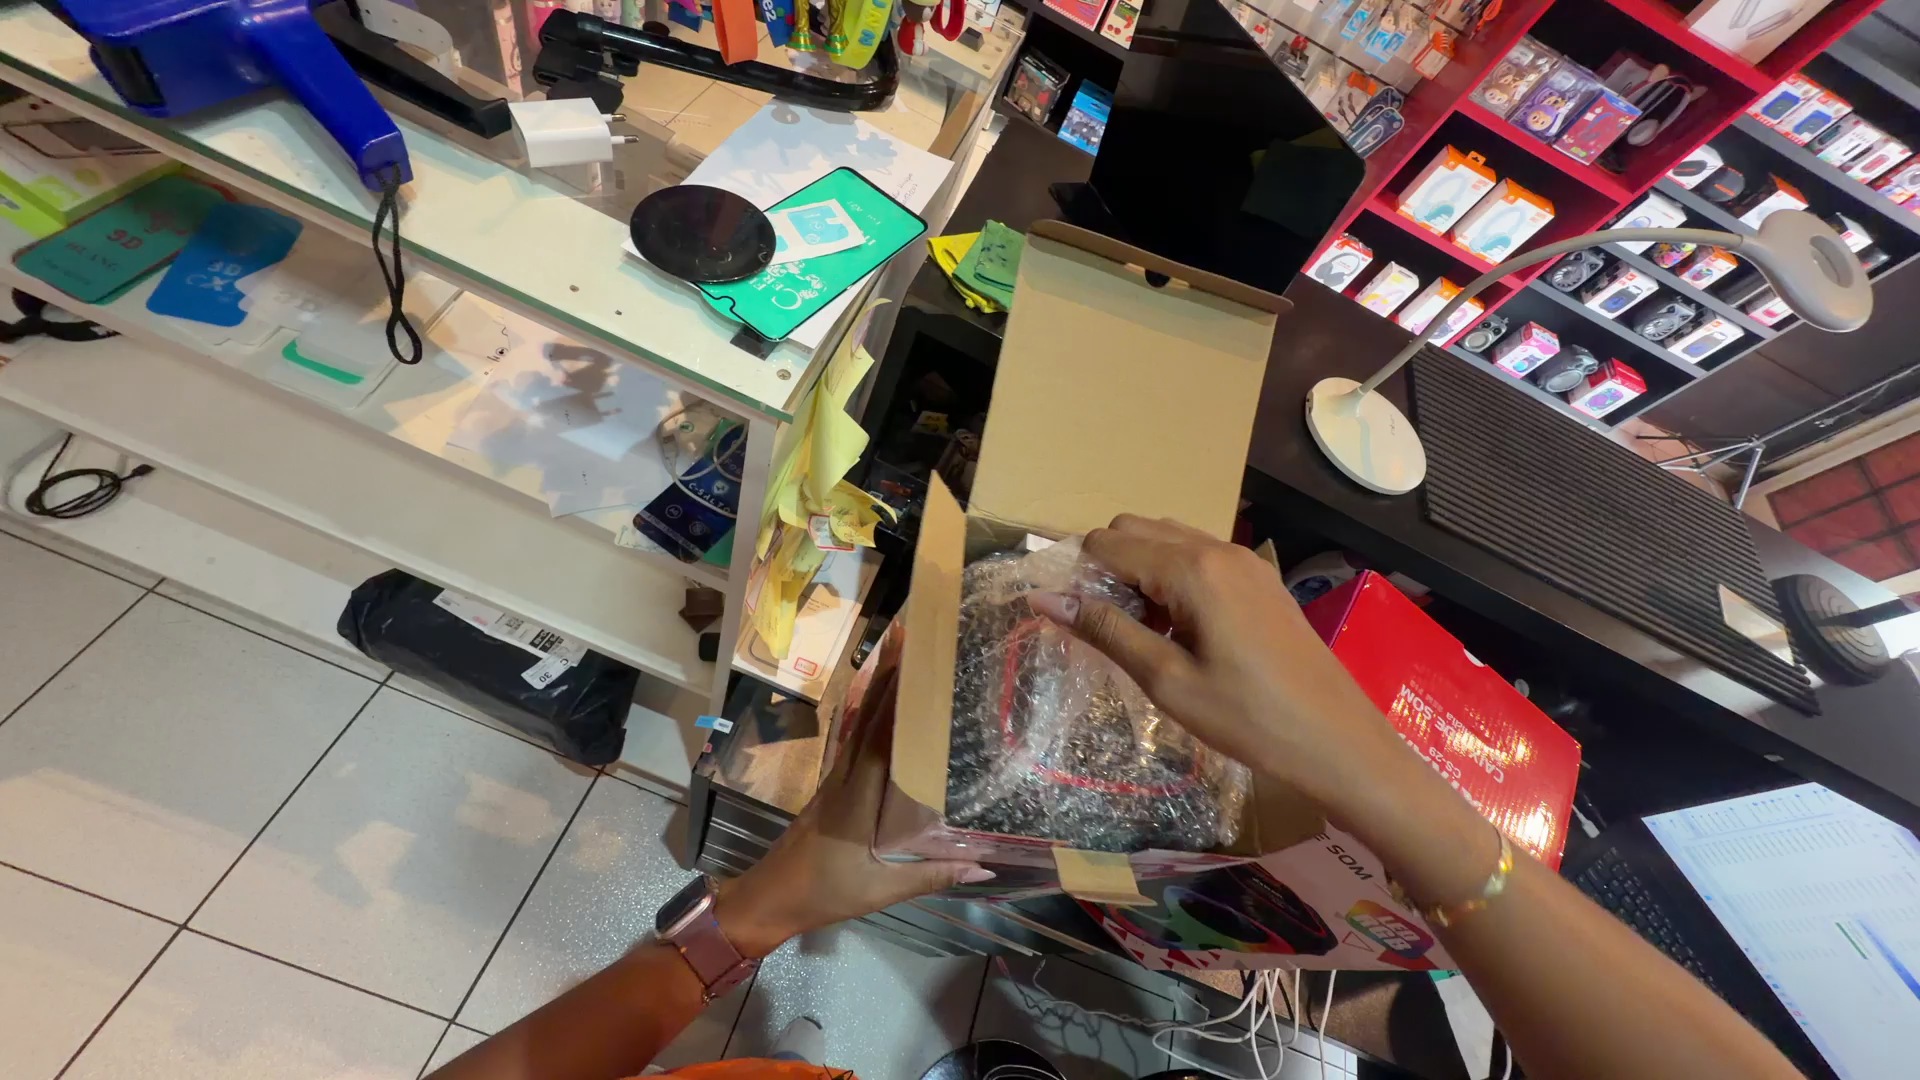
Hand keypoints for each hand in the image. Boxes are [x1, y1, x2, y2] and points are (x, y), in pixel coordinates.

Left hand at [713, 663, 991, 957]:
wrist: (769, 899)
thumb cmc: (825, 894)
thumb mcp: (881, 890)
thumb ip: (932, 875)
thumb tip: (984, 864)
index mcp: (857, 799)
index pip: (879, 739)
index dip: (894, 697)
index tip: (909, 661)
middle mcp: (845, 778)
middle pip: (868, 718)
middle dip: (886, 676)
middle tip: (906, 637)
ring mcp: (834, 779)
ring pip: (859, 725)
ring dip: (877, 688)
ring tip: (896, 656)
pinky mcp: (831, 785)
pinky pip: (852, 741)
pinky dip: (867, 713)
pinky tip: (875, 700)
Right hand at [1028, 515, 1404, 806]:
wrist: (1340, 742)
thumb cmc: (1247, 719)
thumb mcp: (1166, 679)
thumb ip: (1105, 630)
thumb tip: (1043, 598)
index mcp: (1191, 569)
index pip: (1108, 544)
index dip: (1081, 577)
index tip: (1081, 623)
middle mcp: (1217, 548)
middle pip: (1135, 529)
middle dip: (1109, 568)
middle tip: (1112, 627)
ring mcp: (1244, 560)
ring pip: (1167, 539)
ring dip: (1141, 571)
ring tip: (1147, 632)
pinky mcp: (1260, 578)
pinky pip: (1198, 556)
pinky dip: (1173, 577)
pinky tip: (1183, 629)